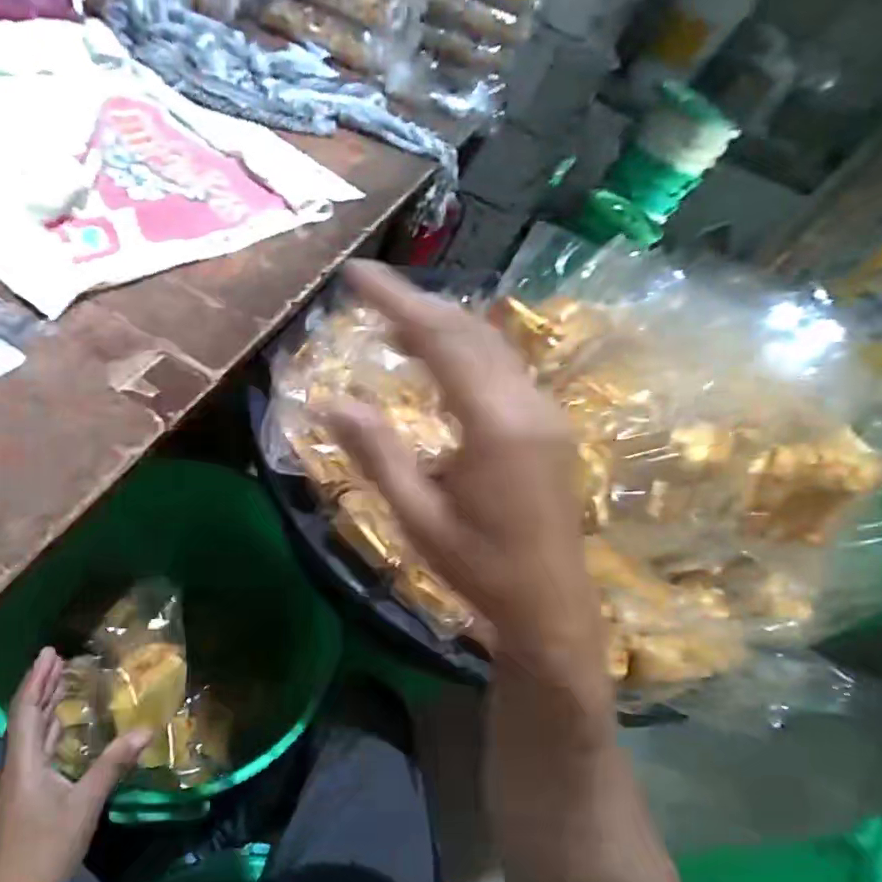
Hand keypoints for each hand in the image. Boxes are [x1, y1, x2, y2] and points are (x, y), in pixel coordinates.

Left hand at [0, 648, 148, 881]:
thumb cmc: (45, 852)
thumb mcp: (85, 806)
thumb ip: (112, 765)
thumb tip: (144, 730)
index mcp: (21, 763)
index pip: (25, 709)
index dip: (37, 678)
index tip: (50, 652)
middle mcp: (12, 767)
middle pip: (24, 718)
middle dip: (41, 687)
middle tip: (59, 659)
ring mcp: (14, 785)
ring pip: (28, 737)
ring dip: (44, 710)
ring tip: (62, 686)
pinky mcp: (20, 800)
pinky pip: (34, 755)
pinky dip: (48, 735)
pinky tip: (62, 735)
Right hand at [326, 261, 602, 682]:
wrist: (551, 605)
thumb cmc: (480, 569)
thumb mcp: (417, 517)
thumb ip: (377, 454)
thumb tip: (330, 402)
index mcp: (494, 424)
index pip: (441, 339)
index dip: (396, 300)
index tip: (354, 275)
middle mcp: (528, 404)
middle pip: (470, 330)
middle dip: (417, 302)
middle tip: (367, 290)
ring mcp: (545, 412)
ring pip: (491, 344)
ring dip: (442, 323)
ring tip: (392, 320)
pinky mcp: (548, 425)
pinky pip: (503, 367)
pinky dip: (464, 349)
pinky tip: (437, 360)